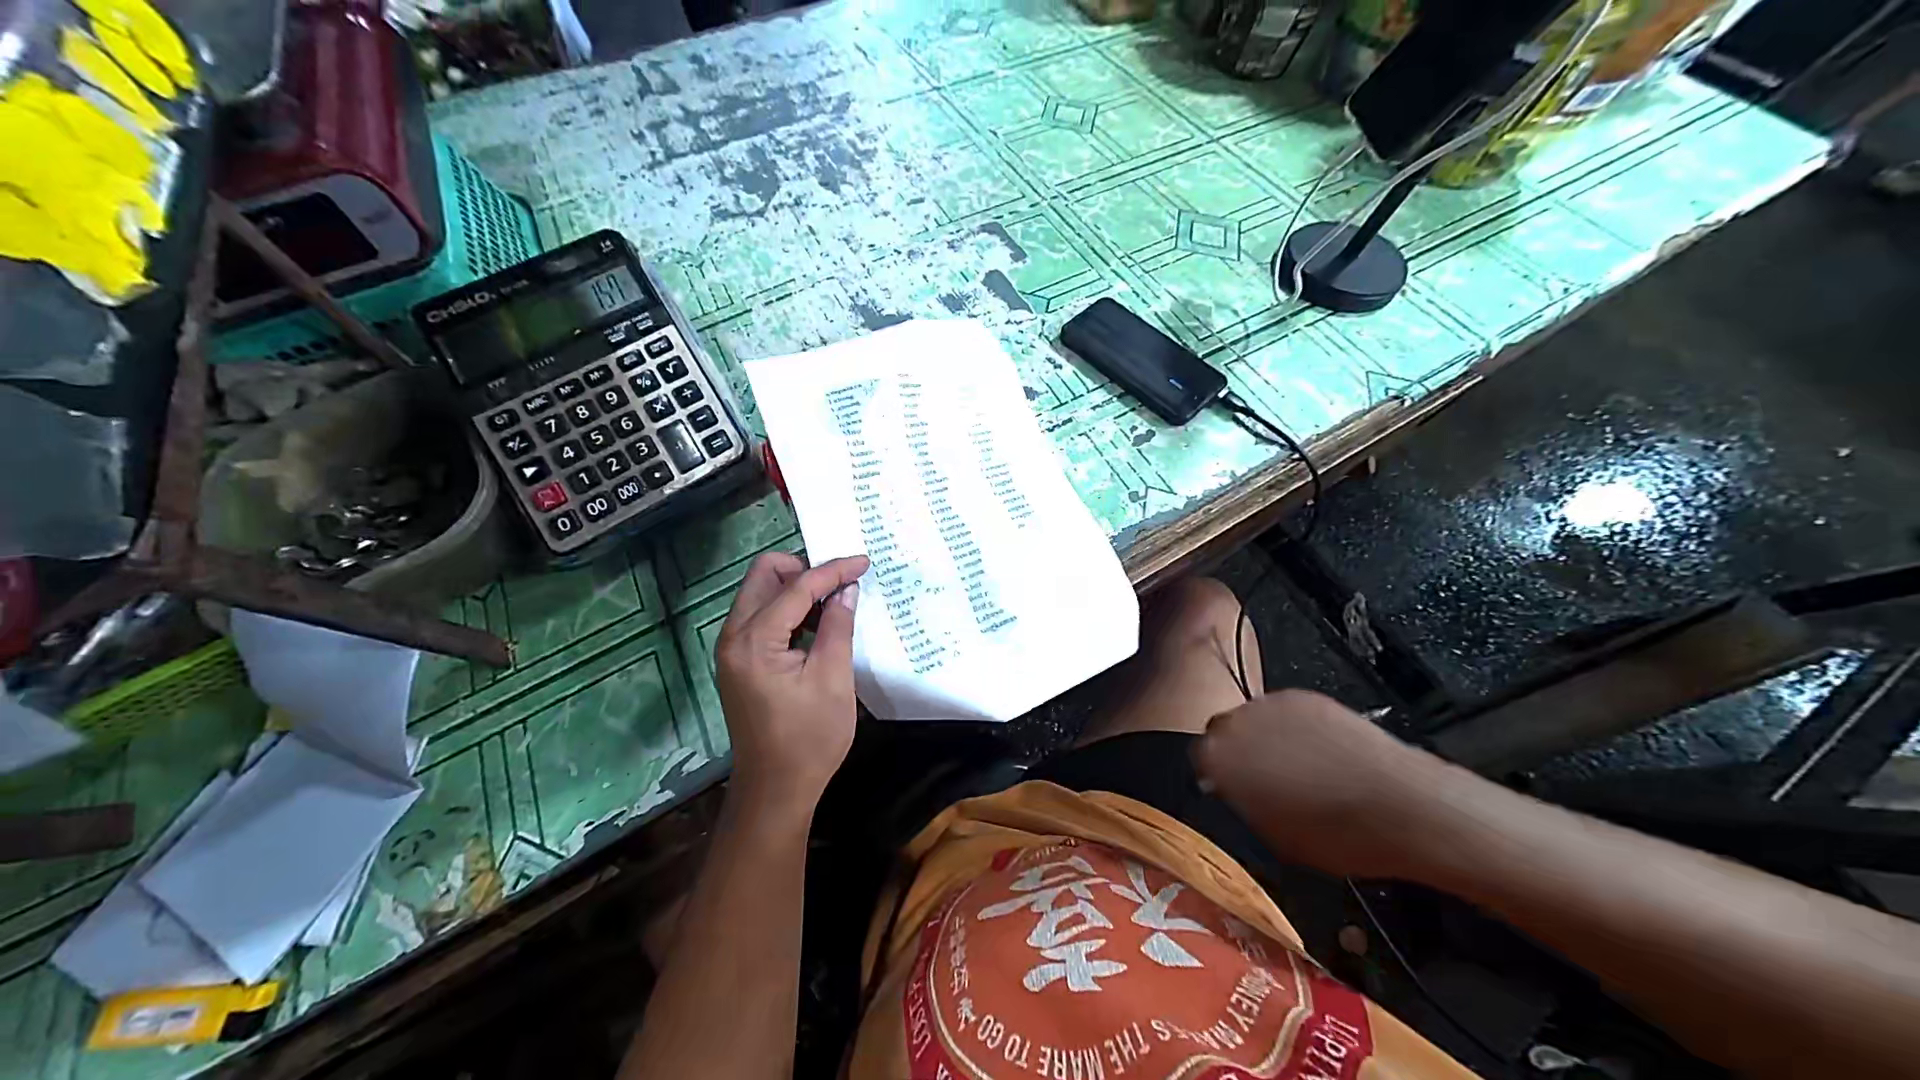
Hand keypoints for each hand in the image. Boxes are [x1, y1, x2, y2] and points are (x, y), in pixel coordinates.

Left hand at [715, 552, 869, 814]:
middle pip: (764, 576)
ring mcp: (732, 649)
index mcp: (754, 640)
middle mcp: (733, 636)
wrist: (775, 790)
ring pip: (761, 593)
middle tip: (842, 584)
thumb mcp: (833, 679)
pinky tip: (817, 626)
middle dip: (804, 570)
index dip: (832, 570)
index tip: (863, 562)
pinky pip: (761, 617)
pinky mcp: (739, 661)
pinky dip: (789, 611)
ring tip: (835, 605)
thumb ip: (838, 626)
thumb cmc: (809, 738)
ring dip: (797, 590)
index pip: (795, 587)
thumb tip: (846, 589)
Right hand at [1193, 689, 1470, 880]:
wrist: (1400, 805)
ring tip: (1300, 766)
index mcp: (1216, 759)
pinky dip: (1298, 727)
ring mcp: (1270, 704)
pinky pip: (1288, 711)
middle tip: (1266, 778)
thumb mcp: (1273, 837)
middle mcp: (1234, 723)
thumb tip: (1240, 794)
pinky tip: (1323, 752)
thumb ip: (1243, 806)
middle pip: (1224, 732)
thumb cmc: (1335, 835)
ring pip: (1256, 719)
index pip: (1198, 758)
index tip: (1233, 789)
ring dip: (1268, 736)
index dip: (1216, 775)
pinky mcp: (1305, 695)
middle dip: (1239, 750)